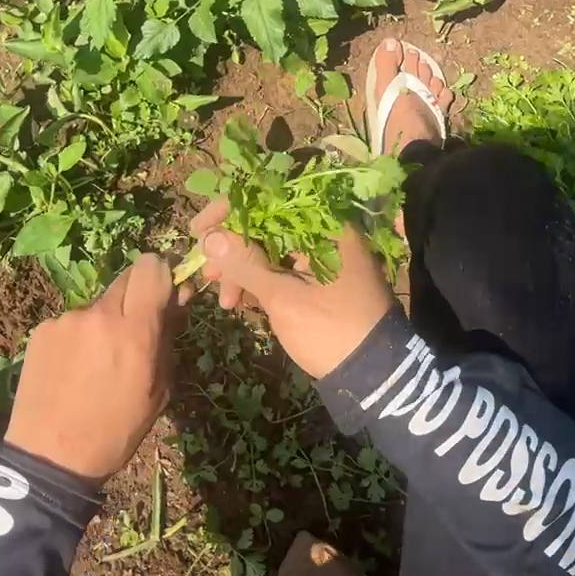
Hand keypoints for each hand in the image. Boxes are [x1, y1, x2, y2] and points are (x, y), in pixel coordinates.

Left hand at [3, 252, 185, 481]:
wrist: (48, 459)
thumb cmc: (115, 431)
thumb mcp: (158, 391)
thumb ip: (167, 339)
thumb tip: (175, 301)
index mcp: (136, 331)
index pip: (152, 268)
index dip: (160, 273)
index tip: (161, 289)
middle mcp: (101, 314)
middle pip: (126, 279)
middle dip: (134, 297)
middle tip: (131, 330)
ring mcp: (67, 319)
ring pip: (98, 305)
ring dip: (103, 322)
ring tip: (93, 363)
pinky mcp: (42, 329)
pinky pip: (70, 322)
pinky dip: (76, 337)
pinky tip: (70, 369)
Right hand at [190, 198, 397, 379]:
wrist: (377, 376)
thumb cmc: (332, 331)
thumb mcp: (284, 299)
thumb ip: (245, 265)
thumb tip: (208, 237)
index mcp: (324, 225)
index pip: (267, 199)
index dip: (228, 210)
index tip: (197, 231)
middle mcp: (325, 232)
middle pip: (266, 224)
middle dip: (231, 248)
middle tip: (206, 274)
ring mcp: (323, 255)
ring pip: (270, 248)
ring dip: (242, 269)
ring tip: (225, 300)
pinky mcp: (319, 278)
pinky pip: (282, 267)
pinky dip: (260, 281)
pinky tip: (239, 301)